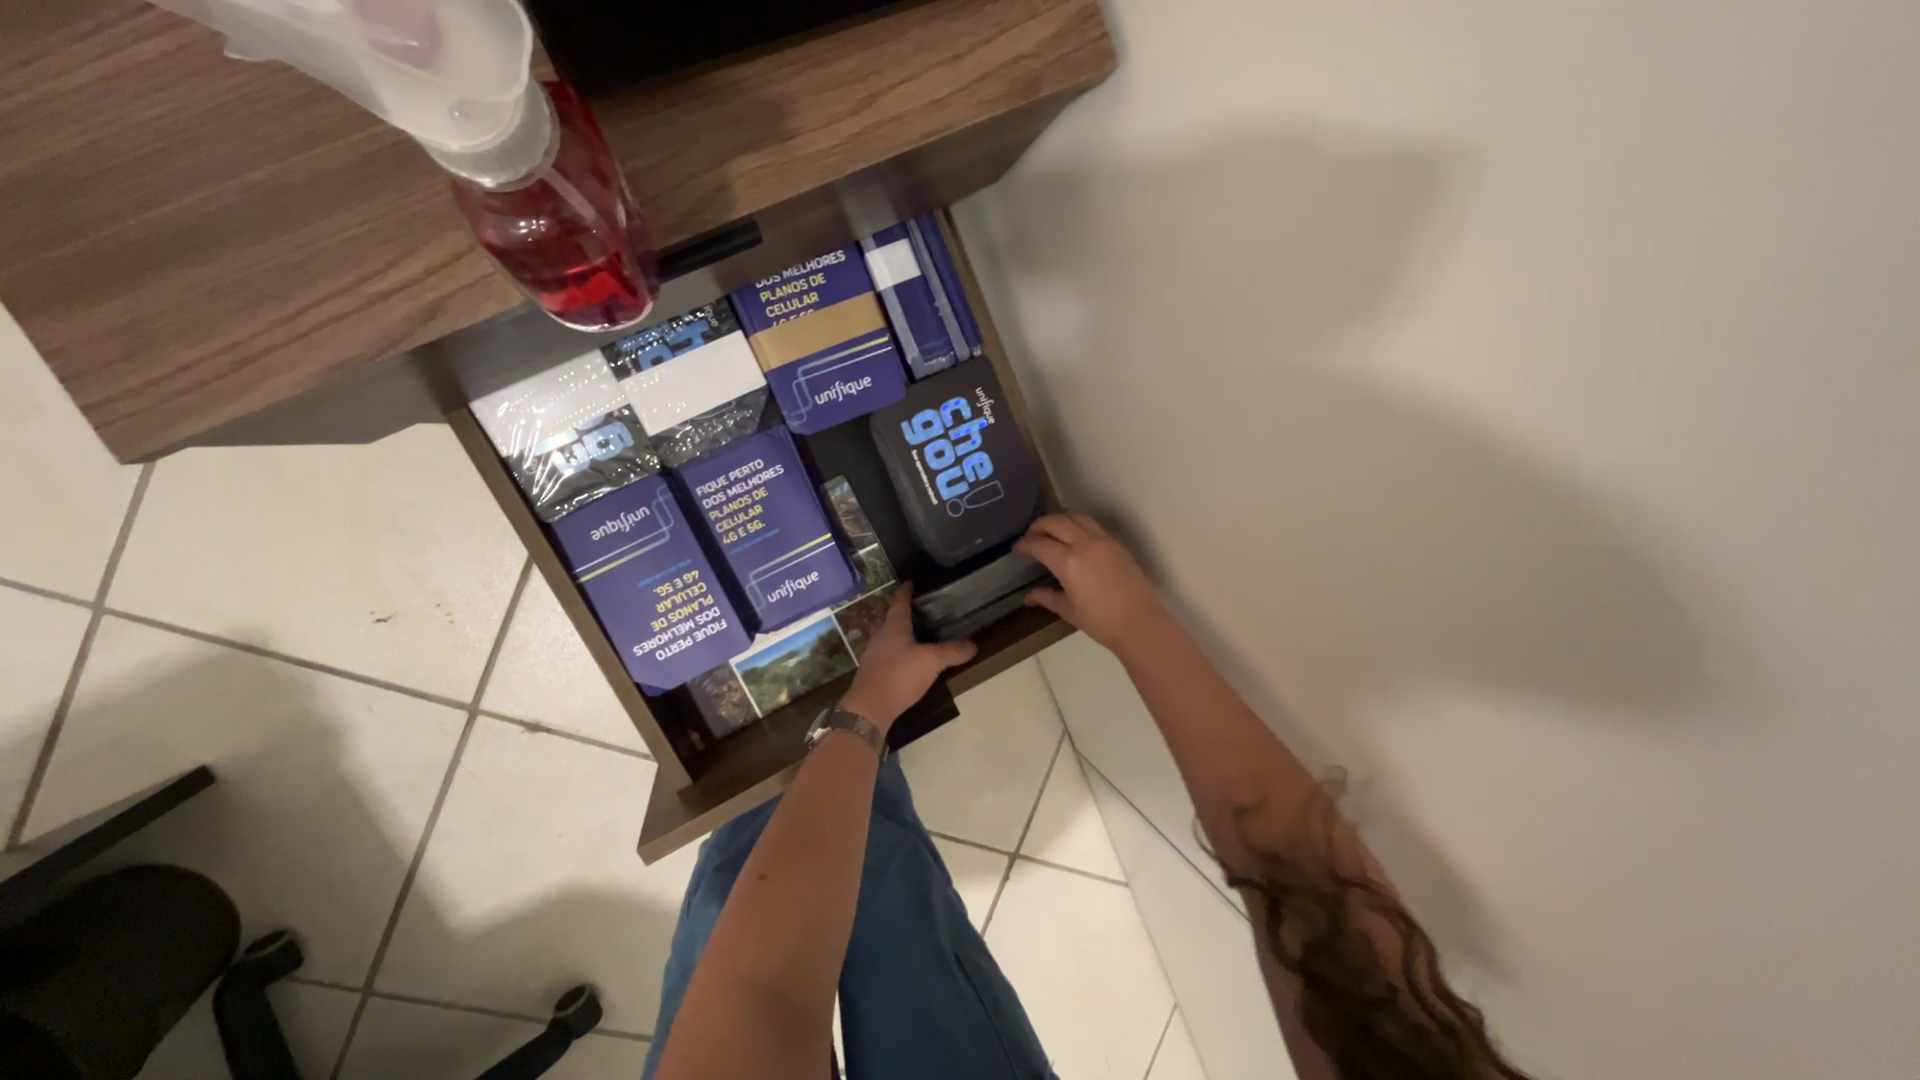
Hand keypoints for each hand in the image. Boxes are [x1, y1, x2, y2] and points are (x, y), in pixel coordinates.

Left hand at [839, 587, 975, 731]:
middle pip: (893, 619)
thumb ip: (952, 652)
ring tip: (919, 634)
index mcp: (894, 626)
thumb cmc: (900, 675)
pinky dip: (900, 652)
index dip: (906, 591)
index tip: (910, 582)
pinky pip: (889, 654)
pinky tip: (910, 660)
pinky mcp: (874, 672)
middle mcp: (881, 636)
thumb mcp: (932, 661)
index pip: (900, 602)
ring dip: (903, 634)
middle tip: (922, 609)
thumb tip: (973, 645)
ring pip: (891, 638)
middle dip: (906, 613)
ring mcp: (875, 655)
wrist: (870, 708)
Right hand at [1015, 513, 1171, 657]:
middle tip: (1031, 537)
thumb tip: (1029, 596)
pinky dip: (1078, 525)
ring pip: (1076, 517)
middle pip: (1056, 522)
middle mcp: (1084, 544)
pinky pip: (1092, 526)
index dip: (1024, 545)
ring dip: (1060, 520)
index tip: (1017, 549)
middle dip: (1039, 526)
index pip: (1039, 544)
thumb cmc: (1101, 622)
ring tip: (1052, 532)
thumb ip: (1047, 598)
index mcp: (1068, 562)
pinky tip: (1074, 539)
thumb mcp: (1069, 611)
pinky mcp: (1117, 544)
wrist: (1140, 623)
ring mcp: (1103, 541)